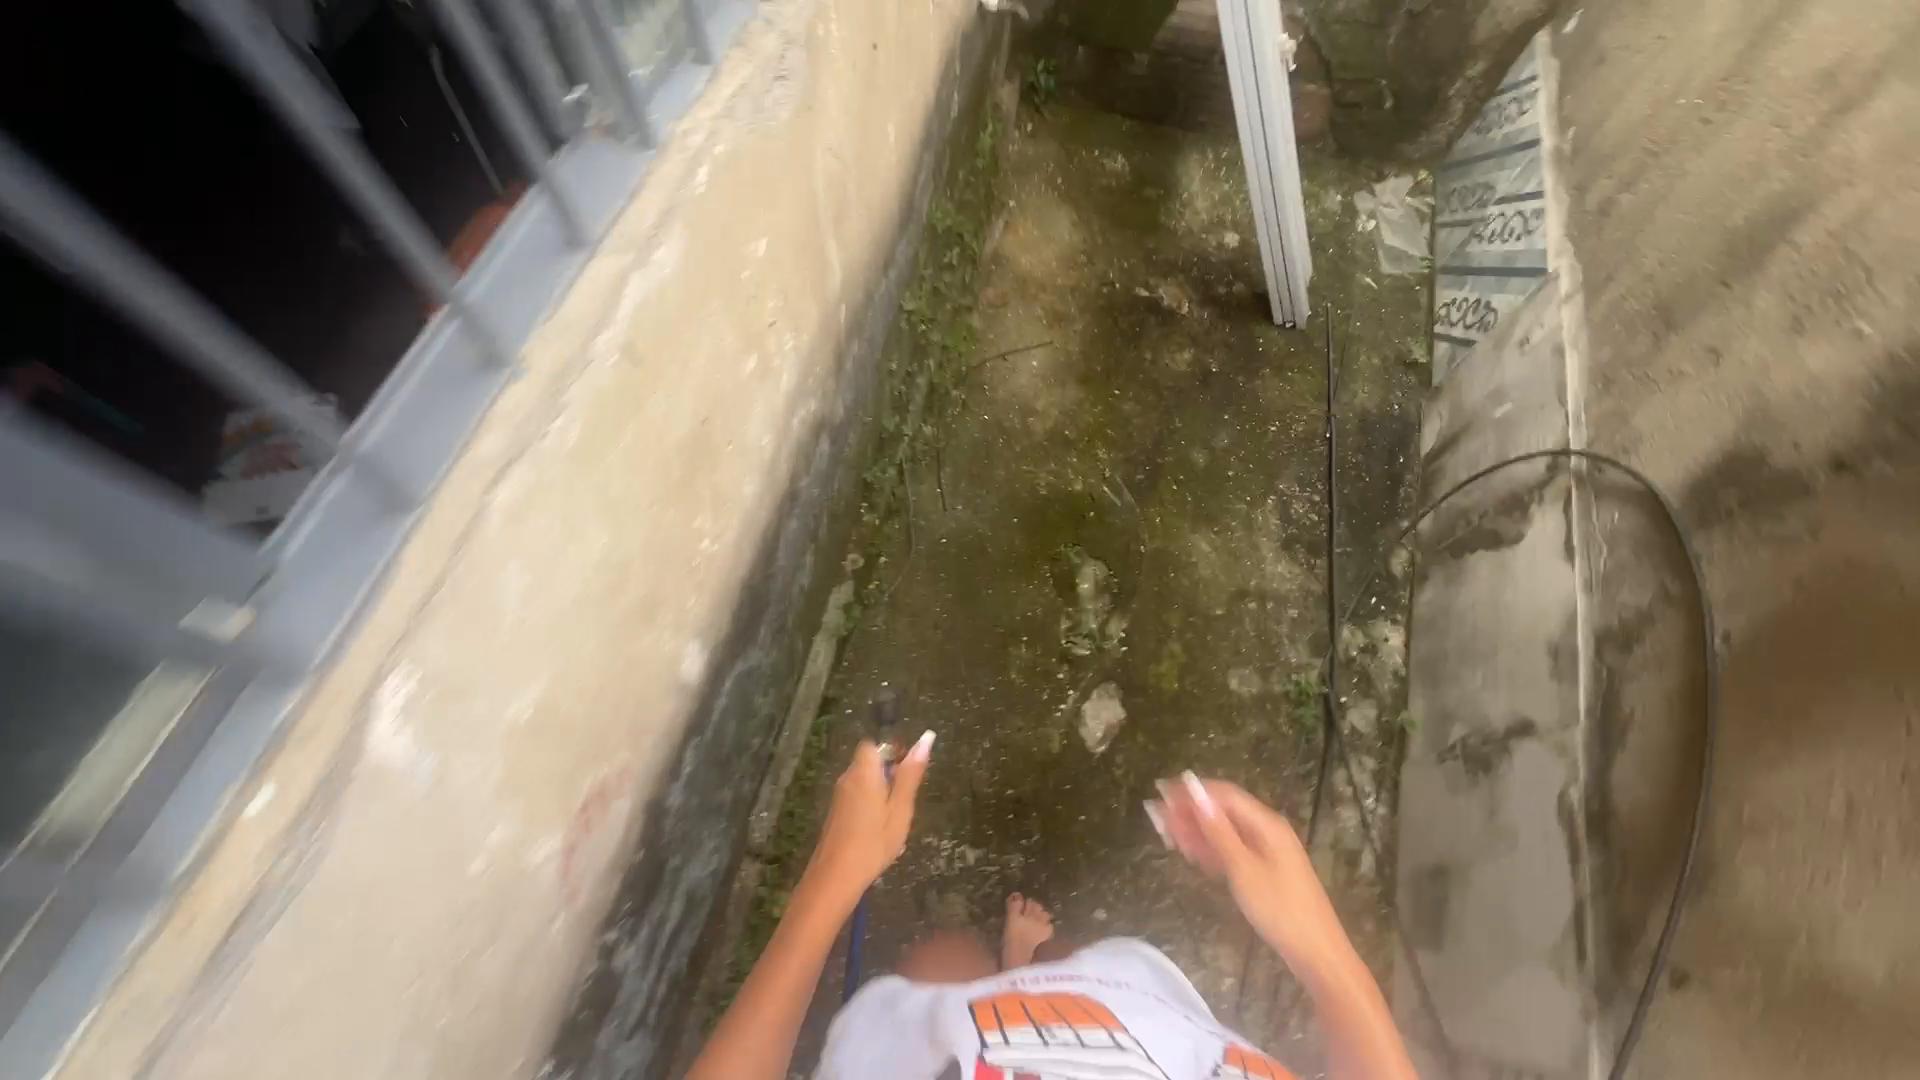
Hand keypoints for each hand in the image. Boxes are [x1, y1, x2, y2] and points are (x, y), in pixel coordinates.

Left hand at [801, 733, 933, 907]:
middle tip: (904, 801)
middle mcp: (847, 778)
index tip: (906, 771)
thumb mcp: (900, 809)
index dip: (891, 751)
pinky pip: (858, 797)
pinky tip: (879, 831)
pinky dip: (871, 806)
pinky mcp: (836, 813)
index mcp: (863, 772)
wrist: (835, 878)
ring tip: (894, 819)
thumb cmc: (873, 842)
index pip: (873, 744)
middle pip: (869, 762)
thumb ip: (911, 774)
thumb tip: (926, 738)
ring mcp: (839, 796)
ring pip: (865, 781)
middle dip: (889, 774)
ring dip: (881, 792)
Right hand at [1147, 773, 1347, 970]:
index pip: (1223, 795)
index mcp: (1265, 824)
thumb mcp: (1243, 869)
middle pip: (1223, 811)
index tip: (1160, 792)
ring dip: (1197, 830)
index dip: (1191, 791)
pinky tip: (1192, 854)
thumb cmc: (1280, 909)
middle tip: (1157, 817)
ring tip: (1166, 834)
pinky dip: (1211, 849)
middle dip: (1190, 811)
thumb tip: (1195, 794)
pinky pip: (1233, 850)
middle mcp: (1266, 830)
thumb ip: (1217, 830)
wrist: (1317, 954)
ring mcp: (1267, 851)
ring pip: (1225, 832)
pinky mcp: (1265, 871)